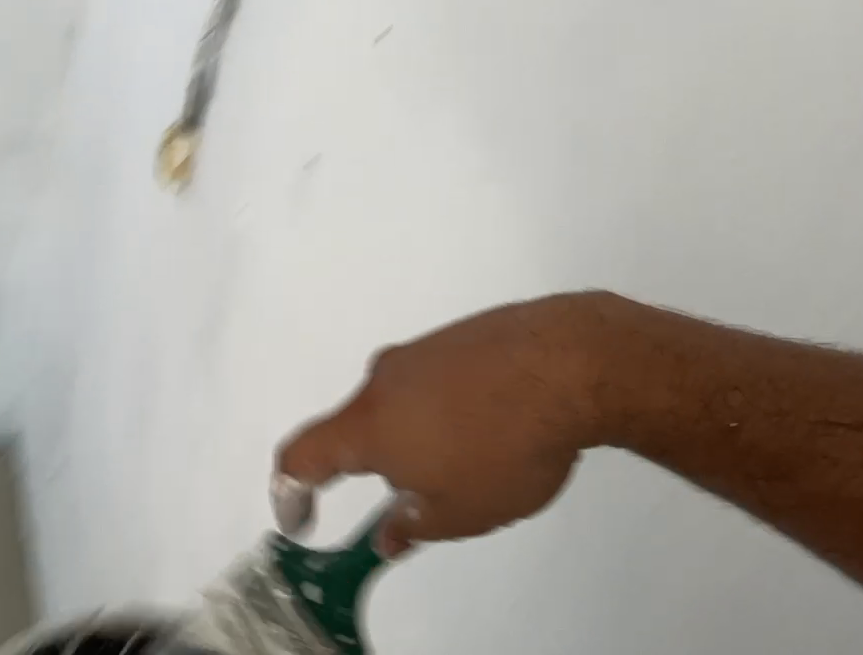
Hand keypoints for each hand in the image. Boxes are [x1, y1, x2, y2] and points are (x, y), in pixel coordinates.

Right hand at [272, 293, 613, 555]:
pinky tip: (501, 420)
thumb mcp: (460, 513)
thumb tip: (389, 531)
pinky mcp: (463, 332)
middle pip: (362, 426)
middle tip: (430, 494)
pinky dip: (455, 404)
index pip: (302, 455)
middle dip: (387, 464)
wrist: (569, 362)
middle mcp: (388, 377)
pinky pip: (441, 376)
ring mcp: (427, 347)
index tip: (307, 518)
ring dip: (426, 433)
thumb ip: (412, 526)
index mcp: (370, 424)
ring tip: (482, 457)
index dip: (293, 491)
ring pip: (406, 400)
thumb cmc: (504, 446)